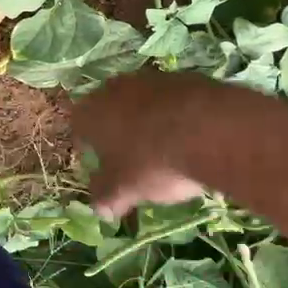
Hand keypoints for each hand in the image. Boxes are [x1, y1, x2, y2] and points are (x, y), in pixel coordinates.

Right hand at [72, 71, 210, 219]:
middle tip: (136, 159)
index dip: (89, 148)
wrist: (209, 130)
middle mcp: (111, 89)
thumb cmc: (153, 162)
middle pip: (108, 111)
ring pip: (140, 102)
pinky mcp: (180, 77)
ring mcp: (146, 79)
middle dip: (119, 132)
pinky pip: (171, 99)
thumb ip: (107, 197)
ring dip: (149, 121)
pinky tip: (194, 136)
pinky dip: (177, 115)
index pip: (78, 128)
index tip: (105, 167)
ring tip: (169, 149)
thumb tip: (99, 210)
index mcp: (89, 113)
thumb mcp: (125, 189)